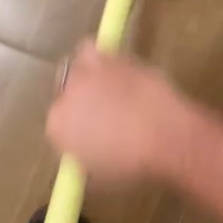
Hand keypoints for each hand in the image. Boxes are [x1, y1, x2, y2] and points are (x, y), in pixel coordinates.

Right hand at [47, 41, 203, 187]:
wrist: (164, 134)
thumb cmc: (133, 164)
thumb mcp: (99, 175)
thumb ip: (84, 158)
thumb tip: (89, 148)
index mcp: (57, 128)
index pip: (58, 122)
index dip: (76, 124)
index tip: (92, 128)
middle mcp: (65, 97)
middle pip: (66, 90)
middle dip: (80, 97)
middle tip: (102, 106)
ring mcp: (86, 73)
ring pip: (77, 65)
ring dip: (89, 73)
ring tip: (109, 83)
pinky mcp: (108, 56)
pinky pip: (93, 47)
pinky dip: (101, 54)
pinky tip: (116, 66)